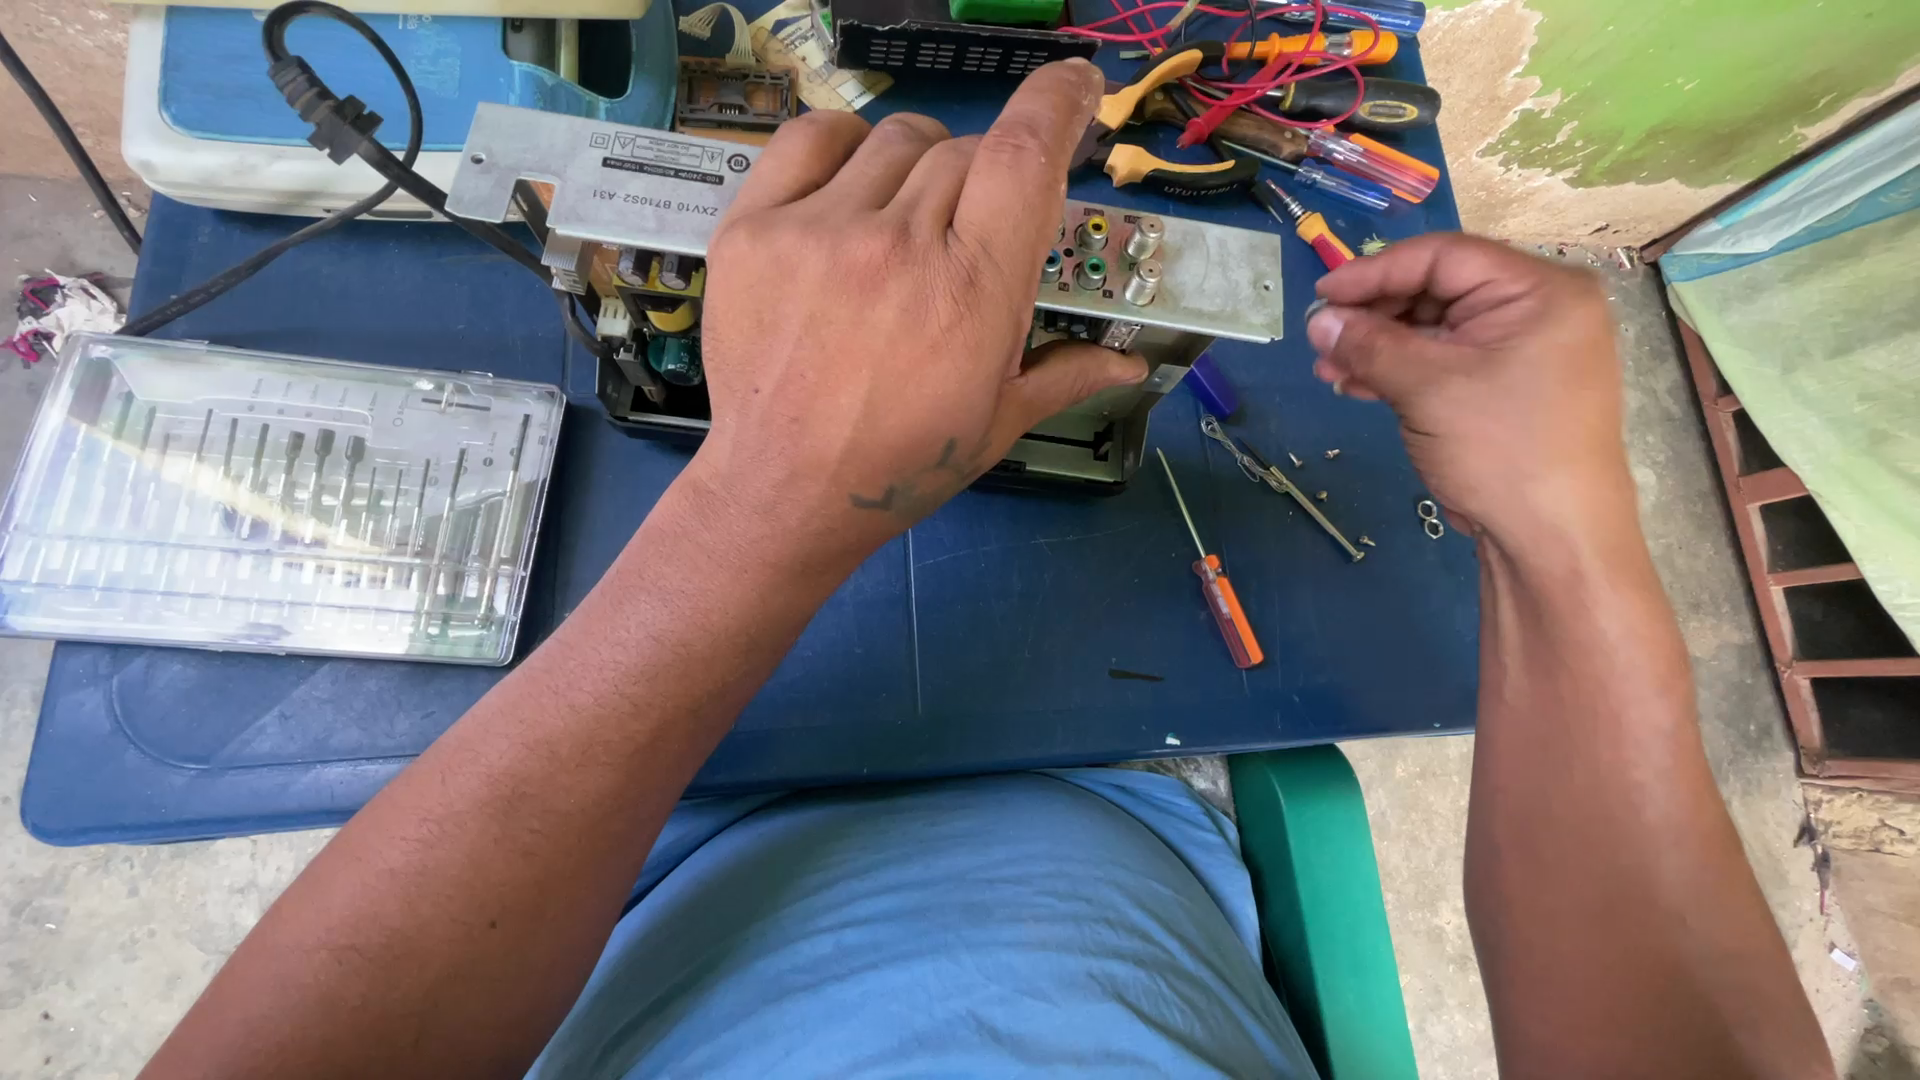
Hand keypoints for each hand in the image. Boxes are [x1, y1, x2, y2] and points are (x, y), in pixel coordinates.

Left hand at [687, 61, 1147, 568]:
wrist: (784, 490)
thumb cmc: (901, 464)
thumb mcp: (993, 427)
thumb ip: (1063, 376)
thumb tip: (1130, 362)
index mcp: (972, 294)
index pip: (1025, 155)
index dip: (1059, 103)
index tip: (1076, 90)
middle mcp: (899, 246)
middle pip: (964, 151)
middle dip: (983, 181)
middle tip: (966, 234)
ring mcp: (819, 232)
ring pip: (894, 141)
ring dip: (919, 167)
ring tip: (905, 224)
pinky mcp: (754, 229)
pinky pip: (812, 139)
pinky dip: (844, 147)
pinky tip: (851, 190)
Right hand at [1305, 233, 1630, 545]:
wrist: (1549, 534)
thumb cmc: (1501, 448)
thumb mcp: (1427, 389)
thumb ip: (1369, 346)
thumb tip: (1317, 321)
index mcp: (1538, 292)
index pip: (1444, 257)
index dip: (1375, 272)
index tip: (1321, 297)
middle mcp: (1533, 311)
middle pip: (1436, 291)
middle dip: (1372, 315)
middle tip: (1321, 338)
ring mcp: (1516, 351)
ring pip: (1431, 331)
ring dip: (1376, 347)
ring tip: (1328, 370)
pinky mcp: (1497, 387)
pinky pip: (1439, 362)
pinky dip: (1395, 371)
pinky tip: (1355, 385)